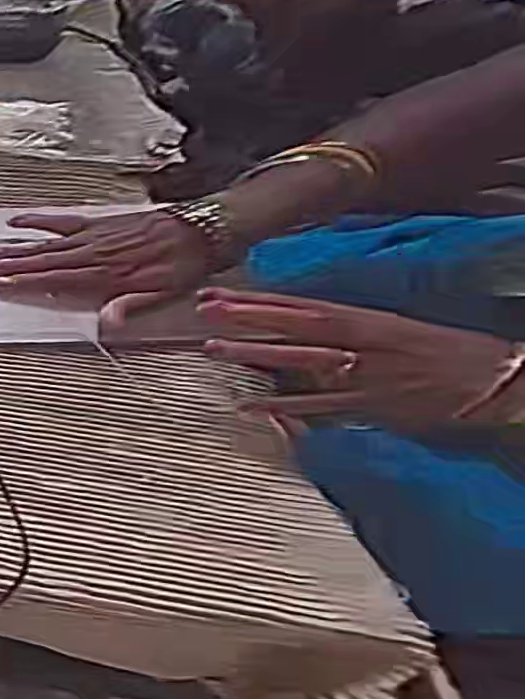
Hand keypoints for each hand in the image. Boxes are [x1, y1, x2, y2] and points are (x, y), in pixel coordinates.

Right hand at [0, 209, 216, 325]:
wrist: (210, 228)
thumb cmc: (187, 265)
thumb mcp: (168, 293)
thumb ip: (132, 305)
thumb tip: (107, 321)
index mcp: (106, 274)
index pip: (57, 279)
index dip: (27, 282)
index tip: (1, 284)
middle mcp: (93, 254)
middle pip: (42, 261)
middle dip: (9, 266)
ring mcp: (92, 237)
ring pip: (44, 245)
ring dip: (13, 250)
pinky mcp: (96, 223)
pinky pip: (61, 222)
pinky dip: (37, 221)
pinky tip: (14, 222)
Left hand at [199, 288, 519, 426]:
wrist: (509, 384)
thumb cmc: (440, 354)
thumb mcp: (387, 330)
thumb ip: (332, 327)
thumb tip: (276, 319)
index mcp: (370, 321)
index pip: (303, 305)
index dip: (256, 299)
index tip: (213, 293)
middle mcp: (366, 343)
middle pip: (299, 324)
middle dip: (250, 315)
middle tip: (205, 308)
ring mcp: (368, 374)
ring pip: (303, 359)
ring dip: (255, 353)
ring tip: (211, 347)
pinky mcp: (374, 405)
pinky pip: (321, 405)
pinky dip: (284, 406)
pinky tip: (247, 405)